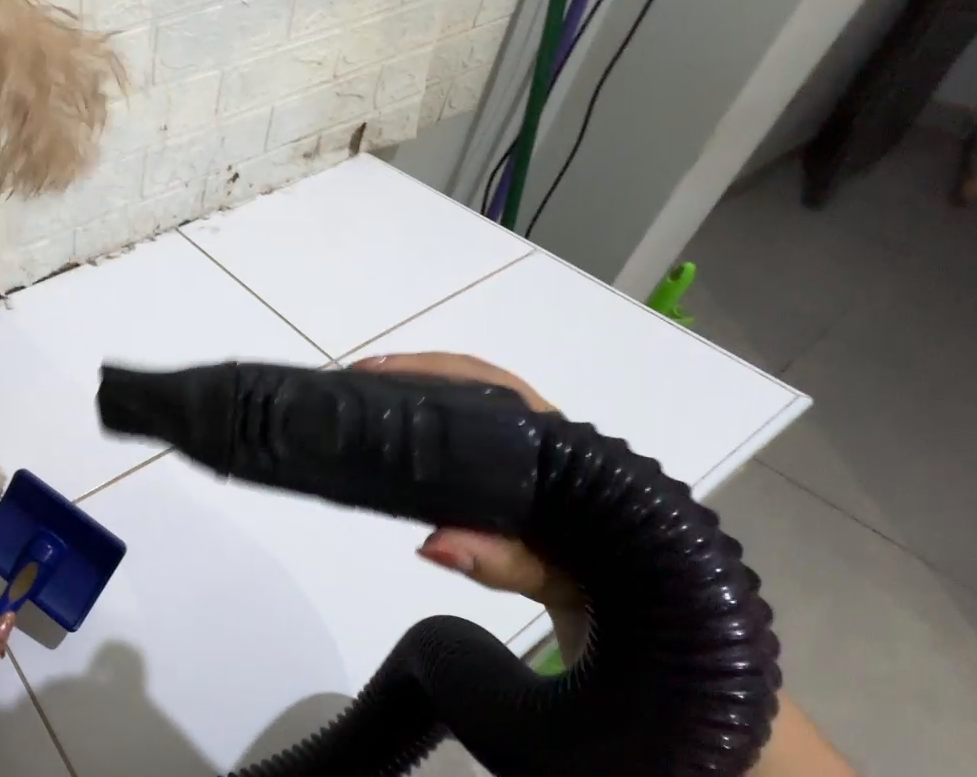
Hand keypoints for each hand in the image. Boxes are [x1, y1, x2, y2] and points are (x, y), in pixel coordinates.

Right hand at [353, 353, 581, 612]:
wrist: (628, 613)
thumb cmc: (590, 584)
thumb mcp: (549, 576)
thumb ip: (499, 561)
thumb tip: (430, 545)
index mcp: (557, 444)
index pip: (492, 386)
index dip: (434, 371)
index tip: (377, 372)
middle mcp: (541, 434)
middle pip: (471, 385)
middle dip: (411, 374)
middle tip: (355, 380)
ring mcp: (525, 450)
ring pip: (466, 404)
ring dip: (414, 393)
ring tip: (362, 397)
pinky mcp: (510, 470)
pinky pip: (464, 433)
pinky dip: (425, 423)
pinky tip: (392, 432)